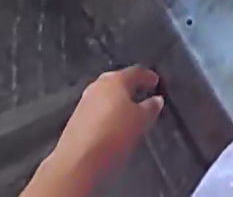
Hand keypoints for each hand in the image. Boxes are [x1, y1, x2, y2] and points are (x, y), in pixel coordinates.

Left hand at [37, 66, 163, 191]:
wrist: (76, 162)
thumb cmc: (113, 134)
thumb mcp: (139, 122)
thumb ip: (150, 108)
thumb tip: (157, 99)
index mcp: (116, 79)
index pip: (136, 72)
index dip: (148, 76)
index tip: (156, 81)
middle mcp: (98, 85)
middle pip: (118, 82)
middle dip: (130, 88)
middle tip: (142, 94)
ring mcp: (85, 101)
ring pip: (106, 96)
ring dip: (117, 102)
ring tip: (128, 112)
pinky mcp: (75, 119)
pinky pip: (97, 110)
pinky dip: (106, 114)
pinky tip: (111, 125)